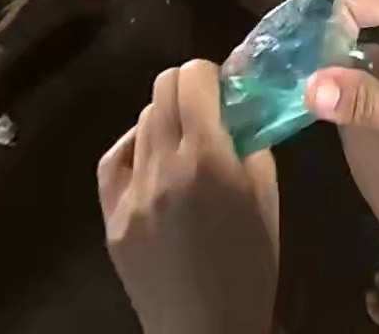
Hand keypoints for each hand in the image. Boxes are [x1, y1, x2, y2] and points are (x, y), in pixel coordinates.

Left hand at [98, 60, 279, 333]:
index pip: (192, 77)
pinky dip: (135, 144)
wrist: (205, 332)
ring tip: (186, 137)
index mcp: (206, 155)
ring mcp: (131, 193)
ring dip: (167, 115)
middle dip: (189, 86)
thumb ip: (252, 136)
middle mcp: (162, 165)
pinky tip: (152, 152)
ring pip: (142, 119)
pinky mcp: (112, 218)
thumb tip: (242, 103)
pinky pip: (114, 160)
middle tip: (209, 107)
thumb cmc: (251, 260)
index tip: (226, 88)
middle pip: (162, 89)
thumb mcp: (267, 189)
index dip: (210, 72)